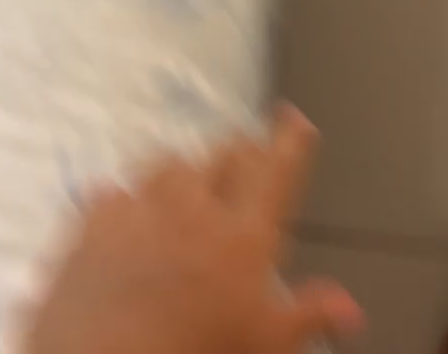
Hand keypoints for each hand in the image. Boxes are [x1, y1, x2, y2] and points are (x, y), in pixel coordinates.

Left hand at [22, 106, 364, 353]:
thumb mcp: (264, 344)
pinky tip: (124, 209)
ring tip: (187, 181)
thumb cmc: (196, 353)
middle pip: (224, 156)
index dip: (288, 140)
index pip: (275, 172)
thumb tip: (350, 307)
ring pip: (169, 162)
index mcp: (243, 234)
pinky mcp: (97, 217)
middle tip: (244, 153)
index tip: (294, 118)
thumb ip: (308, 315)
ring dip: (183, 169)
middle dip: (238, 150)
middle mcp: (195, 206)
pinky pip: (115, 190)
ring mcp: (143, 205)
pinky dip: (124, 198)